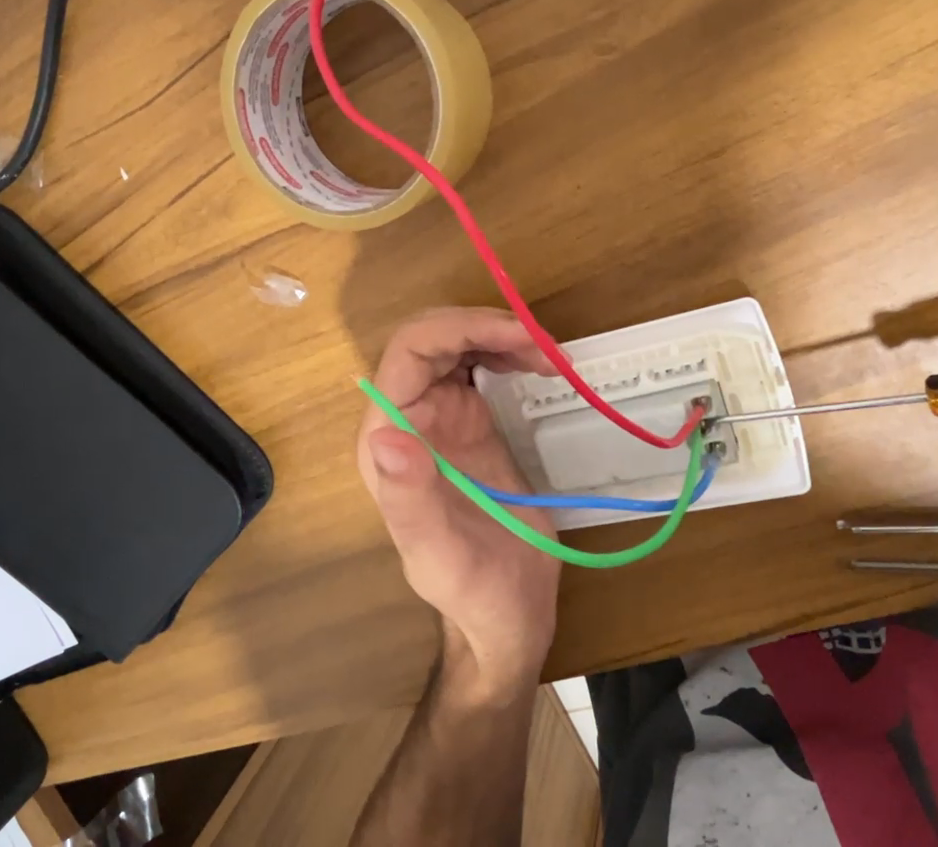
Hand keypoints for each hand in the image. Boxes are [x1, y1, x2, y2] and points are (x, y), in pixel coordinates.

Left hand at [357, 308, 561, 695]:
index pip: (408, 354)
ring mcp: (437, 416)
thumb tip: (388, 436)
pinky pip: (479, 364)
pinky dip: (509, 352)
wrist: (507, 612)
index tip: (521, 336)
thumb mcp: (441, 556)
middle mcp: (407, 419)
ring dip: (500, 335)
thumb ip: (410, 501)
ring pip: (455, 344)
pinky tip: (539, 366)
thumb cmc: (473, 592)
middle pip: (431, 338)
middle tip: (544, 346)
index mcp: (389, 441)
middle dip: (485, 326)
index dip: (460, 328)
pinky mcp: (468, 421)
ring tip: (550, 356)